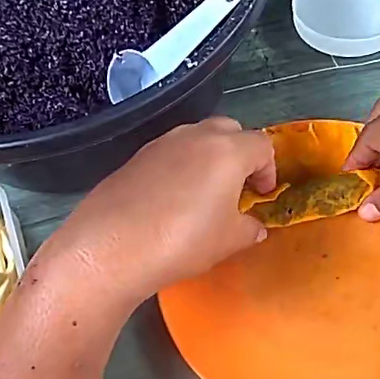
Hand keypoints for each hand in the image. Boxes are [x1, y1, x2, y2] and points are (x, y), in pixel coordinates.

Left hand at [37, 118, 275, 307]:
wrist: (111, 248)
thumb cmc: (182, 241)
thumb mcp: (229, 241)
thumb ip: (249, 228)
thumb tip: (253, 227)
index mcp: (227, 151)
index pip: (261, 145)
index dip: (268, 170)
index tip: (262, 194)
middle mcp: (195, 137)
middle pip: (230, 130)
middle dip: (240, 153)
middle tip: (239, 186)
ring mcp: (161, 144)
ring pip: (196, 138)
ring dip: (209, 158)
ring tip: (205, 195)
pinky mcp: (135, 158)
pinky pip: (169, 154)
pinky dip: (180, 168)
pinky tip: (173, 202)